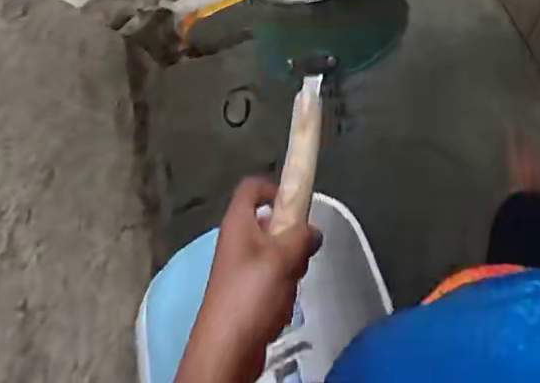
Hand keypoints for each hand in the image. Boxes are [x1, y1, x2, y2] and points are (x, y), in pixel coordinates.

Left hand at [175, 178, 321, 382]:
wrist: (225, 352)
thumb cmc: (250, 294)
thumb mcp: (283, 257)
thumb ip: (302, 237)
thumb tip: (314, 230)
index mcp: (238, 221)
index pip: (253, 186)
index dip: (275, 187)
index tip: (297, 204)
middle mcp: (237, 240)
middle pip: (270, 222)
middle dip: (291, 238)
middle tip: (299, 253)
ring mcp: (240, 268)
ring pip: (275, 254)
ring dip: (288, 269)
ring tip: (288, 287)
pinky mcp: (245, 294)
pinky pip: (271, 281)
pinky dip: (280, 292)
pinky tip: (280, 310)